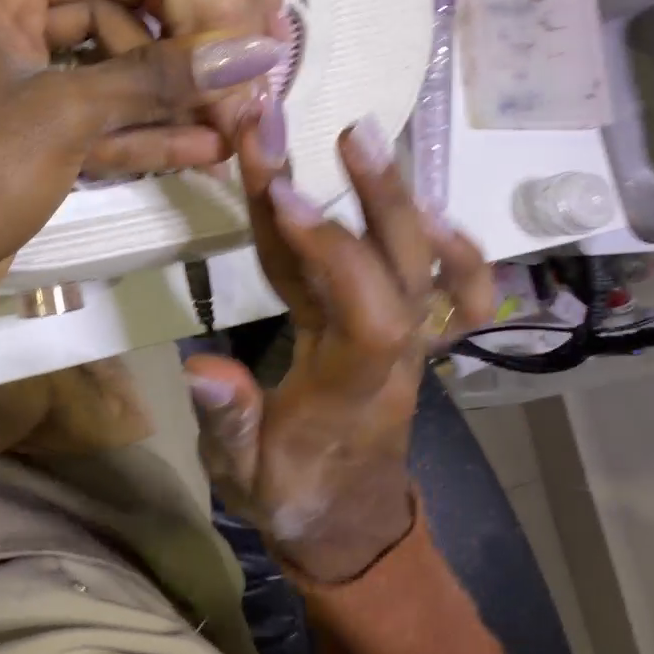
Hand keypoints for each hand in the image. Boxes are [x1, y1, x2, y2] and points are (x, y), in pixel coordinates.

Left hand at [0, 0, 291, 354]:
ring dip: (163, 100)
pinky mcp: (25, 130)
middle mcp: (0, 21)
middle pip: (106, 14)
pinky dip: (135, 134)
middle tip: (239, 83)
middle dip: (171, 53)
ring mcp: (13, 80)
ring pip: (103, 73)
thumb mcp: (63, 117)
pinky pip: (88, 117)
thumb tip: (254, 50)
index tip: (228, 12)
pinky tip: (202, 150)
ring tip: (237, 122)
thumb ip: (157, 78)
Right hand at [185, 119, 497, 582]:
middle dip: (375, 197)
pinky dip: (451, 248)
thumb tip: (202, 368)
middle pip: (407, 273)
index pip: (366, 315)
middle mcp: (393, 362)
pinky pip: (446, 291)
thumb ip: (229, 424)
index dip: (330, 249)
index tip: (280, 190)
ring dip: (397, 199)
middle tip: (342, 130)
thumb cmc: (290, 498)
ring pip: (420, 267)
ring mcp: (408, 346)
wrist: (350, 523)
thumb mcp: (241, 477)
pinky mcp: (402, 338)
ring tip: (362, 137)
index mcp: (352, 395)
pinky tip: (427, 207)